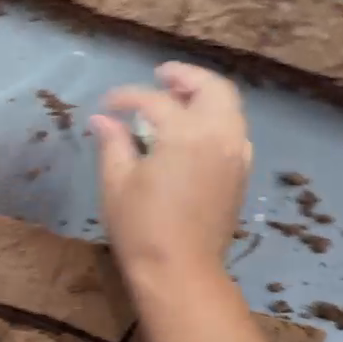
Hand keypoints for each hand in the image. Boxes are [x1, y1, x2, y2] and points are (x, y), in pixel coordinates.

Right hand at [92, 62, 252, 286]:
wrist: (179, 266)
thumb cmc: (139, 225)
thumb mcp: (115, 183)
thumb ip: (112, 144)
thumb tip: (103, 120)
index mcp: (185, 135)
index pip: (155, 101)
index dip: (127, 97)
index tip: (106, 103)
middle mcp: (220, 135)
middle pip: (212, 89)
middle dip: (185, 77)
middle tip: (160, 75)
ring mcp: (236, 153)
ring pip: (228, 107)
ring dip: (203, 95)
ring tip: (176, 97)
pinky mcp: (239, 170)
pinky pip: (233, 130)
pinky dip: (214, 118)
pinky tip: (192, 130)